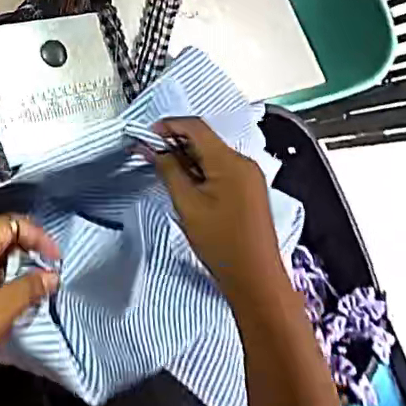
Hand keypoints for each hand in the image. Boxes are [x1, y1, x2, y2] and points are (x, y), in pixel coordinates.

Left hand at [0, 214, 60, 405]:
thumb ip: (28, 289)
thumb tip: (52, 275)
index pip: (12, 223)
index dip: (38, 236)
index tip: (56, 260)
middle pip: (2, 237)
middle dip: (29, 254)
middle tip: (49, 277)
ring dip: (16, 272)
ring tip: (35, 294)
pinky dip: (2, 284)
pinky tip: (11, 307)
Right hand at [143, 117, 285, 304]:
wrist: (256, 280)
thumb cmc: (222, 244)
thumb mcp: (187, 205)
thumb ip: (169, 171)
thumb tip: (155, 150)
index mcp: (230, 161)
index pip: (196, 126)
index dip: (169, 125)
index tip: (149, 134)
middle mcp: (244, 162)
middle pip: (205, 138)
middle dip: (177, 143)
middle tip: (153, 155)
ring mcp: (250, 175)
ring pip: (213, 153)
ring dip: (189, 157)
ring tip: (168, 173)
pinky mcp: (250, 189)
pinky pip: (223, 167)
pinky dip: (203, 169)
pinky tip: (189, 186)